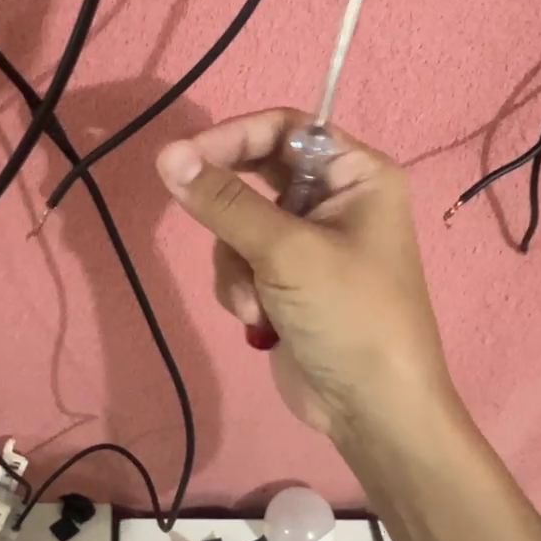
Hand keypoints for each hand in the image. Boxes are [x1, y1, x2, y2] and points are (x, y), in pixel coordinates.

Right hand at [154, 108, 457, 439]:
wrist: (373, 411)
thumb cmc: (349, 315)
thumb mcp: (285, 252)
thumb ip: (224, 201)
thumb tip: (167, 154)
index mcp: (357, 175)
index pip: (286, 129)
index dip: (234, 136)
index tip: (184, 155)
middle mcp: (335, 198)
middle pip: (258, 172)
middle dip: (231, 209)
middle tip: (190, 205)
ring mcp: (310, 240)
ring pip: (240, 222)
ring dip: (236, 262)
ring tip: (256, 301)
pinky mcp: (288, 279)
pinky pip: (241, 259)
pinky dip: (241, 286)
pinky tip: (259, 320)